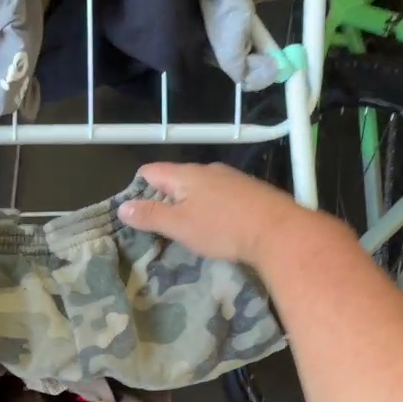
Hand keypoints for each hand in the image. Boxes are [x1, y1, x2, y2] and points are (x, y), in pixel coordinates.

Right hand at [118, 162, 319, 266]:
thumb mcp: (180, 226)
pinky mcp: (251, 190)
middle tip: (161, 226)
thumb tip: (122, 207)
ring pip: (200, 187)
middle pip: (175, 179)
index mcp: (185, 174)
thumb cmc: (223, 228)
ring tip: (190, 228)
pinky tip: (219, 226)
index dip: (137, 188)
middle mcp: (208, 170)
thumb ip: (150, 215)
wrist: (280, 231)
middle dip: (165, 199)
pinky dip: (213, 207)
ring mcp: (232, 178)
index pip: (150, 171)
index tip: (135, 212)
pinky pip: (221, 195)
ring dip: (190, 204)